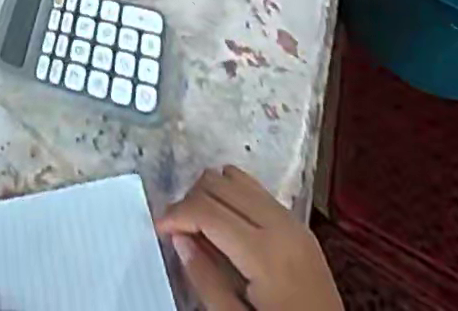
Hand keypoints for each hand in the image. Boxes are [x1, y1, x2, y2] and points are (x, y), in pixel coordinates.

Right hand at [156, 166, 340, 310]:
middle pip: (217, 184)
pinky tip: (226, 222)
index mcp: (266, 254)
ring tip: (201, 225)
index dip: (176, 215)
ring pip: (234, 177)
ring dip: (210, 193)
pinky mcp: (298, 224)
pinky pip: (254, 188)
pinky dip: (231, 194)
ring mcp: (293, 221)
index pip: (207, 211)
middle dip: (190, 201)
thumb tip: (179, 238)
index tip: (159, 229)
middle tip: (178, 230)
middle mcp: (281, 225)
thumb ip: (206, 280)